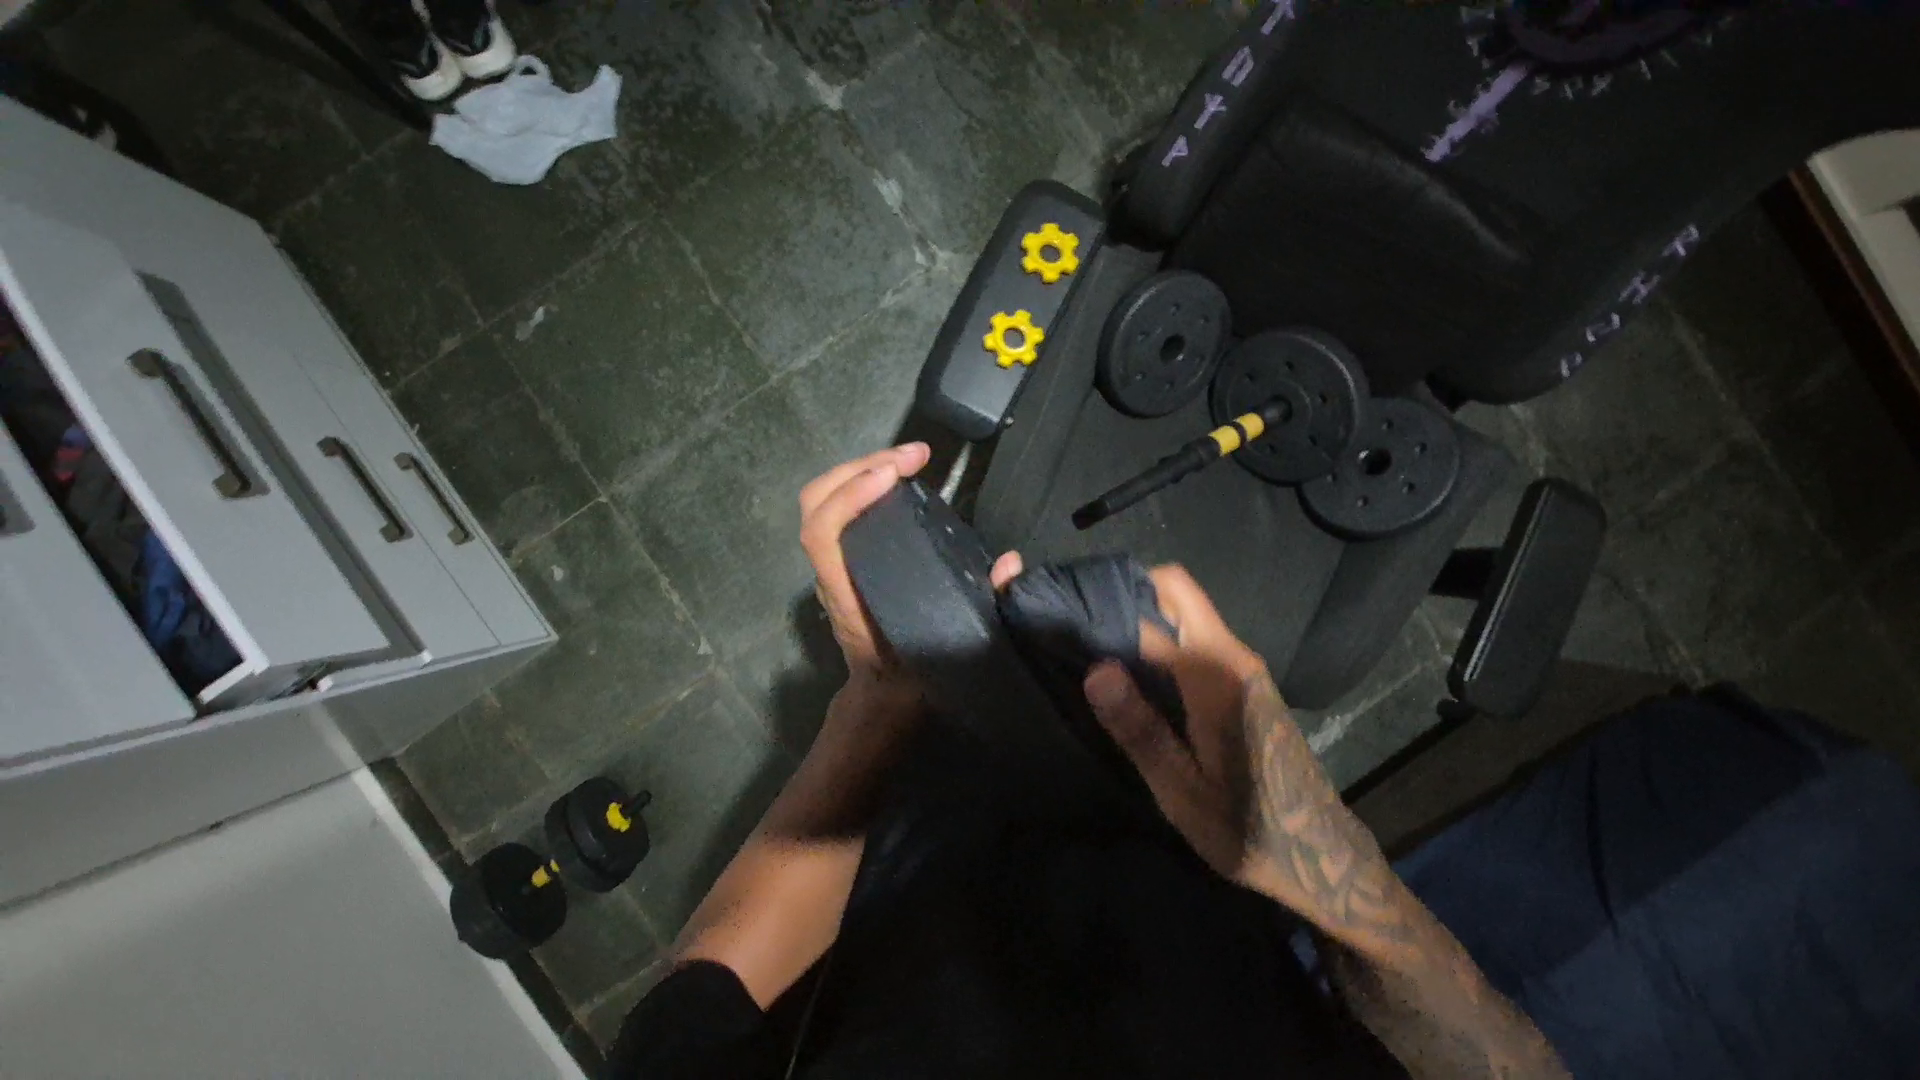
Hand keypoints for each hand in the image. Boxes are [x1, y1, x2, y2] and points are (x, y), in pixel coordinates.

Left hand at [797, 445, 1021, 689]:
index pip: (823, 533)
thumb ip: (983, 609)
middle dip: (859, 466)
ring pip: (824, 503)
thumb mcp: (951, 650)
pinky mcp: (843, 563)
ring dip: (862, 470)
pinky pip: (840, 512)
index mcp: (846, 595)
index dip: (851, 495)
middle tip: (913, 456)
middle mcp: (831, 575)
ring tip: (908, 459)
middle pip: (816, 504)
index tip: (894, 475)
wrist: (883, 703)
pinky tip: (900, 482)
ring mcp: (832, 567)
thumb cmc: (911, 679)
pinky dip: (865, 486)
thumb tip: (1011, 563)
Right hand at [1084, 566, 1376, 916]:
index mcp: (1215, 674)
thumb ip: (1140, 728)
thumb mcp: (1181, 790)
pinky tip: (1133, 679)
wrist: (1317, 853)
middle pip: (1175, 593)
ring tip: (1095, 653)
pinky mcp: (1243, 682)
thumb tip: (1095, 668)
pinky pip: (1194, 640)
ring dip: (1141, 622)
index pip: (1152, 611)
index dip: (1107, 607)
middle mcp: (1232, 655)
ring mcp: (1242, 667)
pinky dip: (1160, 644)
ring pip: (1184, 616)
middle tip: (1079, 634)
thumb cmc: (1245, 825)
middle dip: (1126, 598)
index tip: (1064, 623)